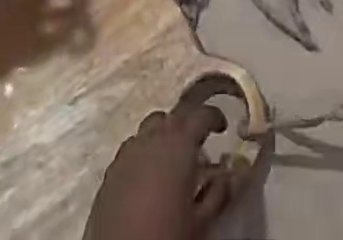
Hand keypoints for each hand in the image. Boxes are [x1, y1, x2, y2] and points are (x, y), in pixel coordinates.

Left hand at [83, 104, 233, 239]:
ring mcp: (126, 155)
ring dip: (164, 136)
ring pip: (149, 129)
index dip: (214, 116)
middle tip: (200, 145)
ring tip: (174, 161)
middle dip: (188, 124)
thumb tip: (233, 175)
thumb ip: (219, 193)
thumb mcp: (201, 221)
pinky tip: (150, 178)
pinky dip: (144, 153)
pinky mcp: (109, 174)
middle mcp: (151, 140)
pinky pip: (131, 149)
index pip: (200, 114)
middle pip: (172, 116)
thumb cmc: (166, 236)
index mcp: (178, 144)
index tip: (223, 127)